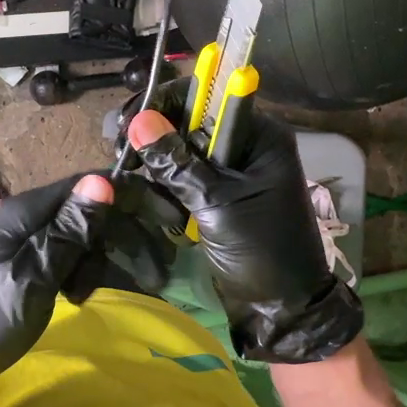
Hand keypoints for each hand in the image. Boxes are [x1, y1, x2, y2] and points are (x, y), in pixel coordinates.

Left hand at [0, 175, 114, 406]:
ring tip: (79, 295)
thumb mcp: (35, 276)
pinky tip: (72, 297)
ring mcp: (21, 241)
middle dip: (100, 239)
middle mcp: (23, 217)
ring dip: (88, 262)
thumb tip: (102, 181)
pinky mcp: (23, 264)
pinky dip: (74, 273)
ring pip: (75, 235)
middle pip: (81, 210)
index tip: (143, 227)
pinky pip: (61, 255)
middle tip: (97, 277)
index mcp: (24, 211)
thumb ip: (68, 231)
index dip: (115, 199)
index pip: (83, 184)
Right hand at [125, 86, 361, 362]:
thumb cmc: (261, 250)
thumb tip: (139, 120)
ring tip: (128, 171)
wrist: (282, 308)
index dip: (168, 103)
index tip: (129, 122)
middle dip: (157, 133)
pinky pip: (186, 175)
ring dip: (157, 159)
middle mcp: (247, 145)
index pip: (209, 98)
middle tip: (123, 152)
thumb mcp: (216, 203)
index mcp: (261, 135)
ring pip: (184, 149)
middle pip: (192, 121)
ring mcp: (232, 172)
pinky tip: (142, 189)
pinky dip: (165, 181)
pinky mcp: (218, 196)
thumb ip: (177, 162)